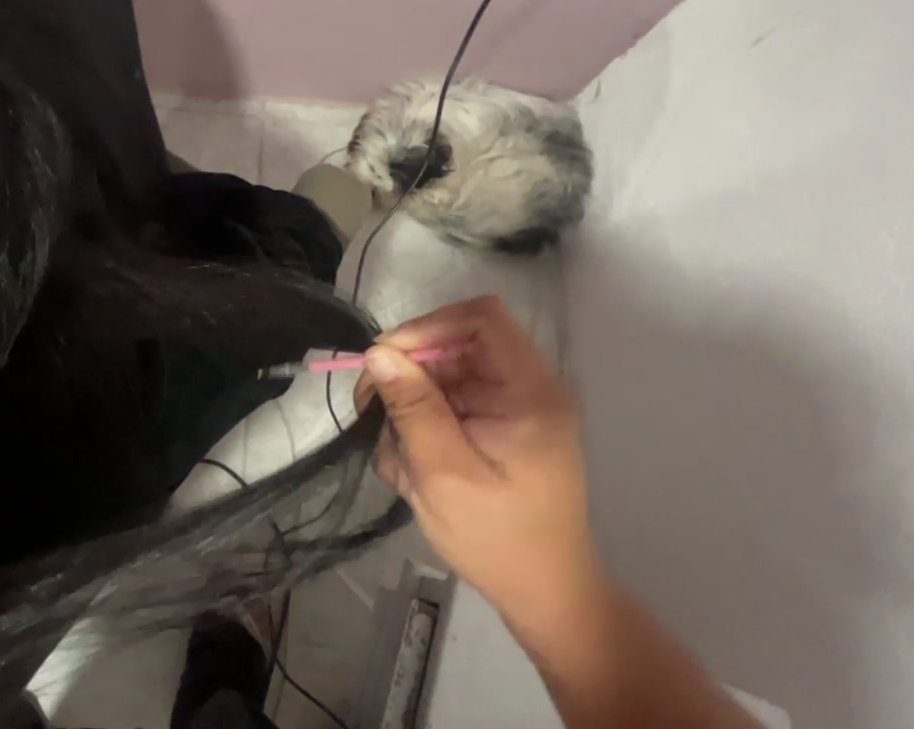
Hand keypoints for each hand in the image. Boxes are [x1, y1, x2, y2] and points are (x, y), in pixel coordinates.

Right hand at [354, 295, 601, 619]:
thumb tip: (377, 352)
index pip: (481, 318)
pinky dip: (419, 426)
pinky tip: (409, 466)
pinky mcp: (495, 428)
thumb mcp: (442, 472)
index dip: (429, 327)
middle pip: (454, 345)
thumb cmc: (496, 537)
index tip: (388, 361)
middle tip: (370, 408)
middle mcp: (524, 390)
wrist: (543, 596)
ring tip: (395, 455)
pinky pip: (446, 404)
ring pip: (442, 375)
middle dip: (406, 372)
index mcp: (529, 393)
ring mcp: (510, 409)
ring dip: (407, 406)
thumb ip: (412, 407)